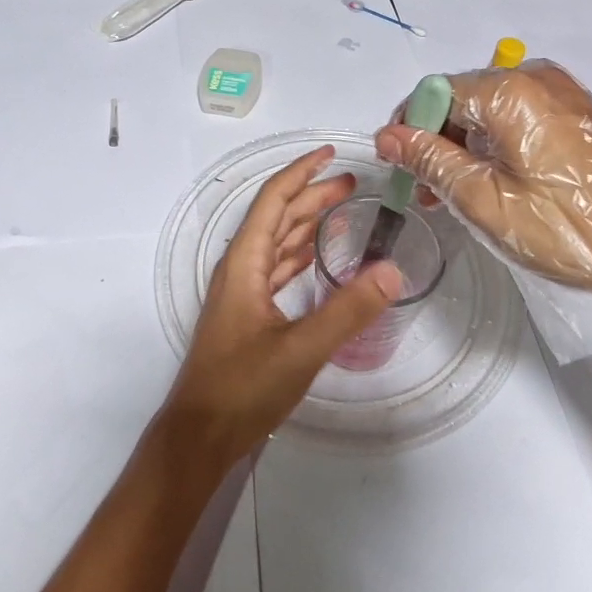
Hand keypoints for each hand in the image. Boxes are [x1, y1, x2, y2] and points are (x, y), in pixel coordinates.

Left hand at [162, 146, 401, 461]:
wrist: (199, 437)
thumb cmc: (242, 388)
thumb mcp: (301, 349)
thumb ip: (348, 310)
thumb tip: (392, 271)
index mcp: (244, 264)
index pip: (273, 201)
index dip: (300, 173)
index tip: (331, 154)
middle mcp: (240, 270)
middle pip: (277, 218)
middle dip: (312, 195)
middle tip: (354, 184)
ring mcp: (242, 294)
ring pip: (277, 243)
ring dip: (307, 223)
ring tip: (345, 211)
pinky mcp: (248, 317)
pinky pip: (277, 270)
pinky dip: (301, 255)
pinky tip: (320, 258)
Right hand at [375, 61, 591, 324]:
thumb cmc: (567, 228)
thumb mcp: (485, 200)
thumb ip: (431, 160)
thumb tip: (386, 136)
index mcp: (510, 91)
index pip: (434, 92)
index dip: (409, 129)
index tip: (402, 171)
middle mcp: (536, 77)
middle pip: (463, 97)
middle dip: (437, 140)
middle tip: (429, 193)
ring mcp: (563, 93)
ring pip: (490, 109)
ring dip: (465, 146)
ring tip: (457, 196)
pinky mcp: (579, 112)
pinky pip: (520, 116)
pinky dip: (497, 145)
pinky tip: (496, 182)